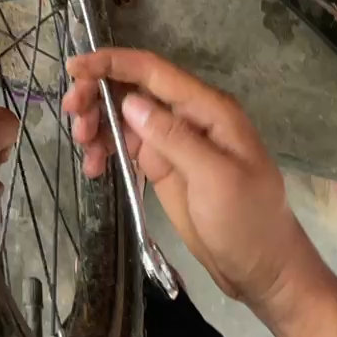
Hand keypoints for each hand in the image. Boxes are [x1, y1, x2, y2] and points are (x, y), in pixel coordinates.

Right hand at [63, 48, 308, 310]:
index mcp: (206, 108)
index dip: (112, 63)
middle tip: (72, 114)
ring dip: (97, 124)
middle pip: (132, 89)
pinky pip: (125, 144)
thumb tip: (131, 102)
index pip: (152, 71)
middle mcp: (186, 115)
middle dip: (97, 94)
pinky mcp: (161, 164)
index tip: (75, 67)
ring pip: (123, 115)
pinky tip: (94, 168)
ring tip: (83, 147)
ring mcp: (172, 140)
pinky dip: (105, 150)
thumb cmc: (249, 223)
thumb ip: (173, 137)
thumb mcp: (216, 179)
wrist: (264, 273)